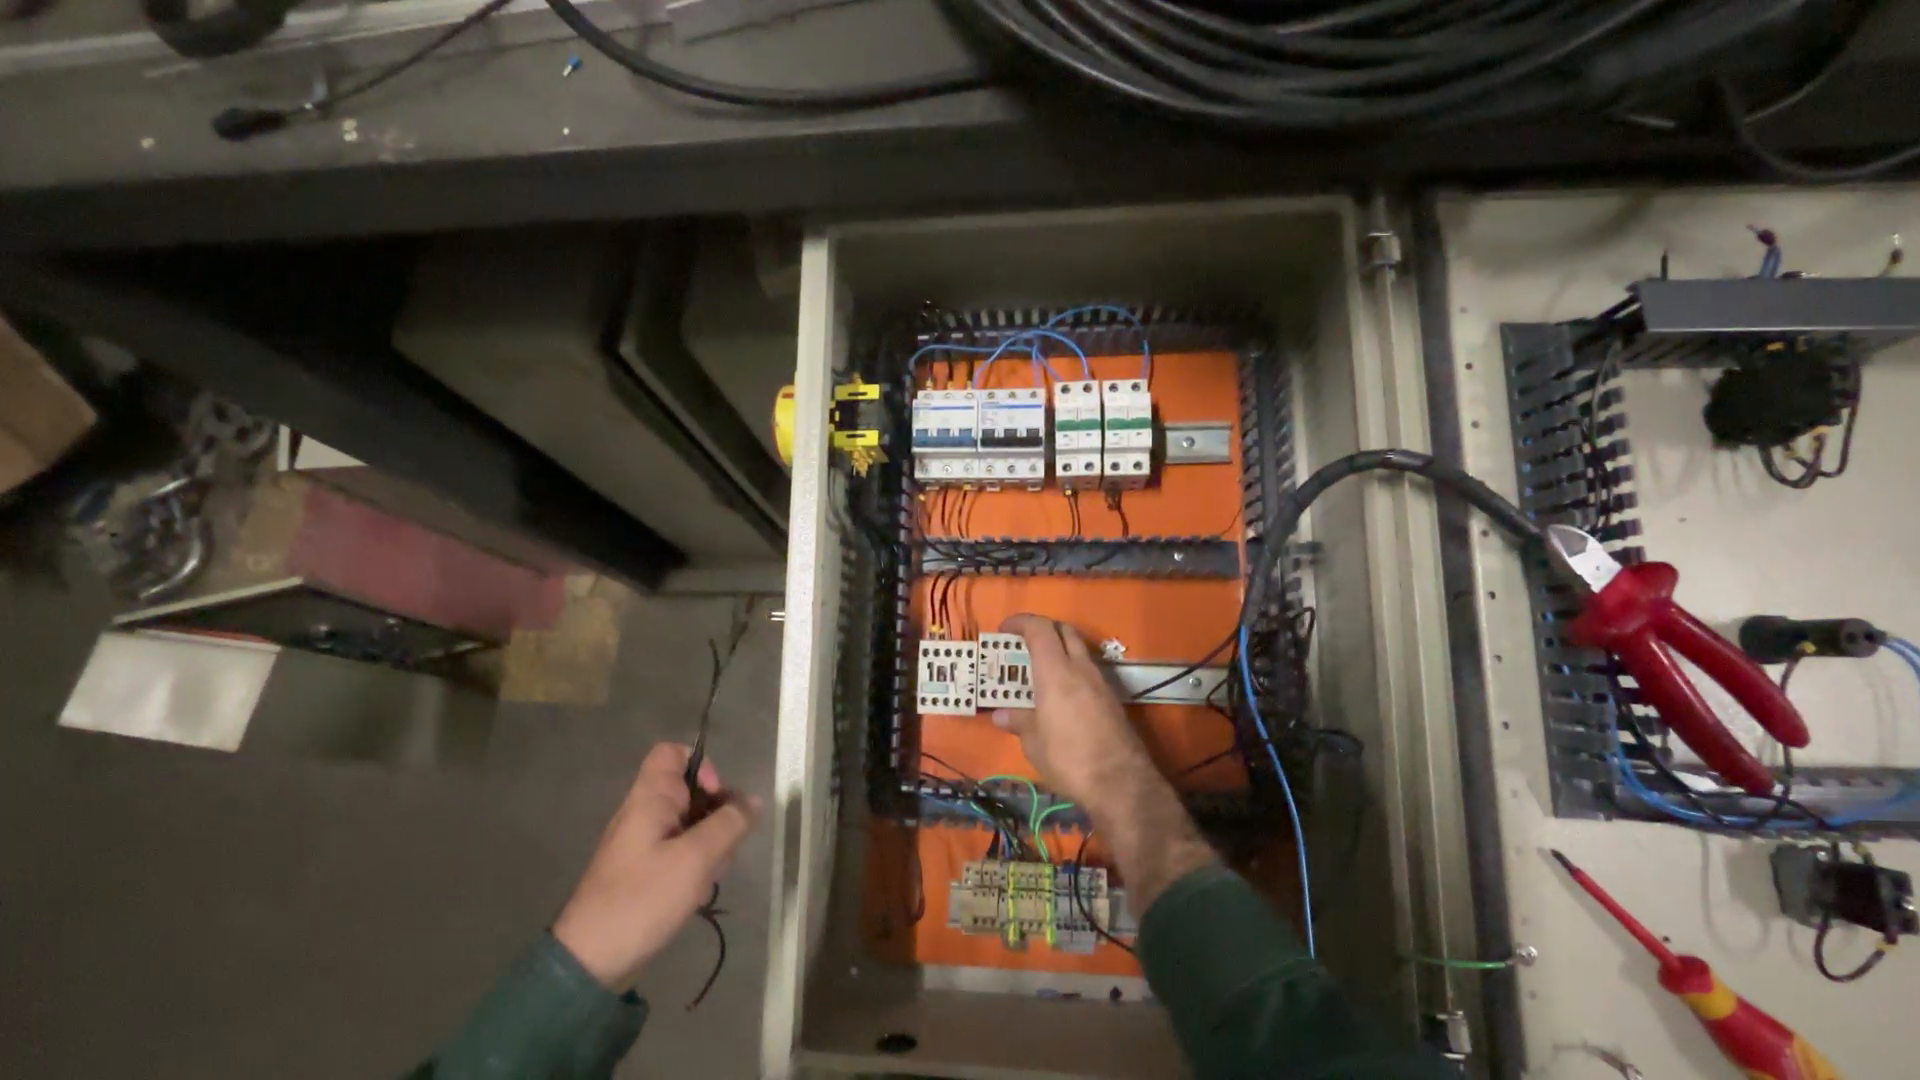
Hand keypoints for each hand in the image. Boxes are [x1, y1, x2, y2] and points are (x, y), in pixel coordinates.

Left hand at [552, 743, 758, 989]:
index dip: (702, 766)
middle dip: (716, 815)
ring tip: (709, 876)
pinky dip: (695, 865)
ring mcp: (643, 843)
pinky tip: (697, 892)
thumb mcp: (696, 858)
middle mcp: (644, 813)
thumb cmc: (643, 899)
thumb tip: (753, 800)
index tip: (717, 798)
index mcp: (648, 798)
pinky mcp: (644, 870)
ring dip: (709, 845)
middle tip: (722, 846)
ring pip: (690, 824)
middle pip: (690, 791)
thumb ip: (729, 824)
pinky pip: (679, 851)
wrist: (591, 959)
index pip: (672, 753)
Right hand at [994, 614, 1214, 909]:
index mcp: (1056, 672)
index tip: (1004, 628)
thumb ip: (1019, 722)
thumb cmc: (1068, 758)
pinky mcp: (1113, 700)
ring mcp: (1101, 683)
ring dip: (1060, 650)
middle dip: (1043, 629)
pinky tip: (1063, 695)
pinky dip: (1073, 671)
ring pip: (1080, 650)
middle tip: (1023, 643)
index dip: (1021, 622)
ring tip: (1041, 670)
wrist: (1120, 782)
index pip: (1039, 629)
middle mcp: (1081, 669)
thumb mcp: (1034, 743)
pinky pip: (1089, 672)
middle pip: (1064, 631)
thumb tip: (1001, 714)